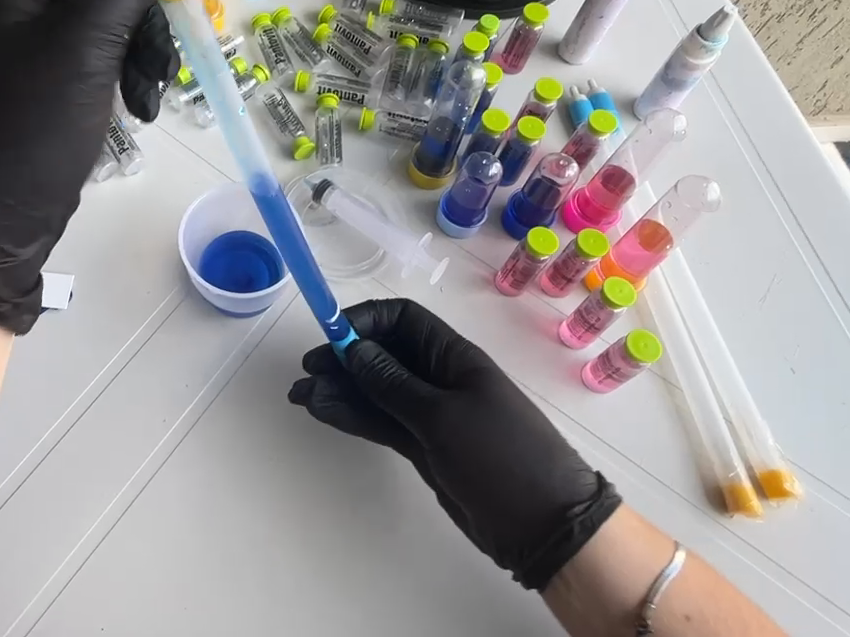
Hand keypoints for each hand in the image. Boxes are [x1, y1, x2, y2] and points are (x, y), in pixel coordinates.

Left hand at [0, 0, 181, 333]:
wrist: (4, 216)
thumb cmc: (32, 125)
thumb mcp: (85, 41)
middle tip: (175, 13)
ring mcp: (48, 30)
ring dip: (148, 34)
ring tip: (154, 86)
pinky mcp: (67, 65)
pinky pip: (113, 38)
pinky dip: (136, 63)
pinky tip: (144, 104)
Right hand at [288, 298, 620, 588]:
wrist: (548, 528)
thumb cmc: (502, 458)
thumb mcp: (442, 417)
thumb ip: (392, 383)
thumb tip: (352, 348)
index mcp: (452, 357)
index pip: (401, 320)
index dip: (365, 320)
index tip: (332, 334)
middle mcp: (437, 378)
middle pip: (381, 354)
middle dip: (343, 357)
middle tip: (307, 372)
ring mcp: (429, 413)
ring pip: (374, 390)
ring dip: (339, 390)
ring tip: (302, 396)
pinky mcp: (423, 445)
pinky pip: (379, 420)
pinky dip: (351, 415)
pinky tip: (323, 412)